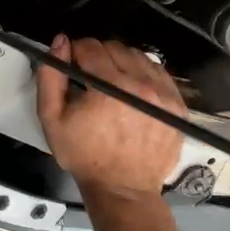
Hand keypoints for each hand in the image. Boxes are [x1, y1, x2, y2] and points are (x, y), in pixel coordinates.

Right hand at [36, 36, 184, 205]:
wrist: (123, 189)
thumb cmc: (83, 154)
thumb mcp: (51, 117)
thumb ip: (51, 76)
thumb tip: (61, 41)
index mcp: (109, 87)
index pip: (91, 46)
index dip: (76, 51)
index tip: (72, 65)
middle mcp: (141, 85)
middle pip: (115, 48)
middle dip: (98, 55)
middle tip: (90, 76)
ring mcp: (164, 95)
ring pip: (139, 56)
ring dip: (122, 62)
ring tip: (112, 83)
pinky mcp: (178, 105)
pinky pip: (159, 72)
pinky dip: (143, 73)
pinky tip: (133, 89)